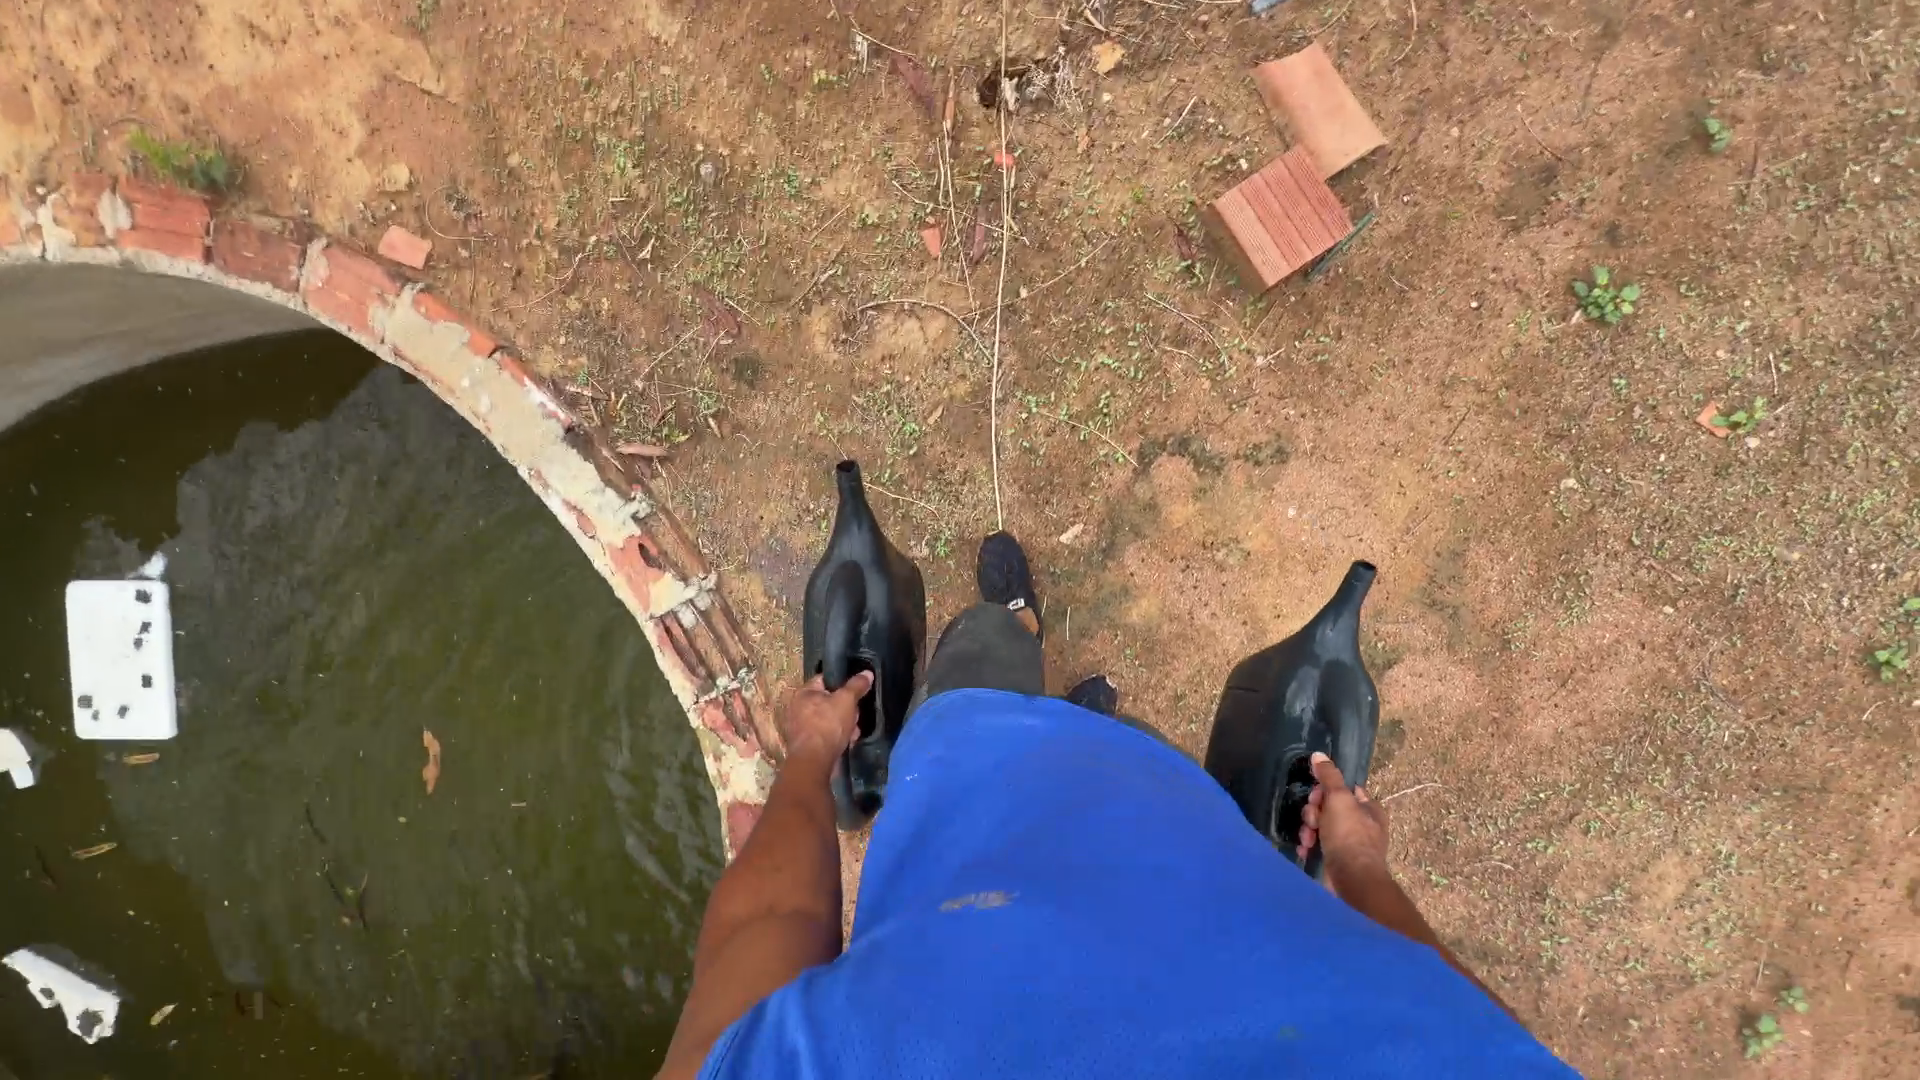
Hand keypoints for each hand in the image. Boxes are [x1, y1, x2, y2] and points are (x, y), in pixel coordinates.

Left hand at [778, 671, 872, 764]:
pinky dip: (836, 737)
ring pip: (829, 719)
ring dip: (844, 725)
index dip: (843, 683)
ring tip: (854, 732)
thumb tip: (867, 673)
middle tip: (855, 715)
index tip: (856, 691)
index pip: (825, 679)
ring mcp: (799, 728)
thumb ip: (857, 685)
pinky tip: (847, 742)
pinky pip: (825, 734)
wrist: (814, 762)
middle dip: (846, 709)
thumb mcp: (847, 700)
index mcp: (803, 693)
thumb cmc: (828, 725)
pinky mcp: (805, 744)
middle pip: (828, 701)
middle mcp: (797, 708)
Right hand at [1295, 751, 1389, 895]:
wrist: (1351, 880)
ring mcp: (1349, 844)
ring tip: (1308, 838)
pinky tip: (1306, 849)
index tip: (1318, 797)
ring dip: (1308, 829)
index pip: (1344, 789)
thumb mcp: (1339, 798)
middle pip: (1328, 807)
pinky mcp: (1337, 859)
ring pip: (1319, 825)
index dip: (1327, 790)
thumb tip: (1318, 755)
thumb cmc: (1349, 835)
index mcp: (1369, 809)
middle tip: (1313, 819)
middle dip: (1314, 812)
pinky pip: (1317, 844)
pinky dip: (1309, 845)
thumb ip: (1329, 776)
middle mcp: (1362, 825)